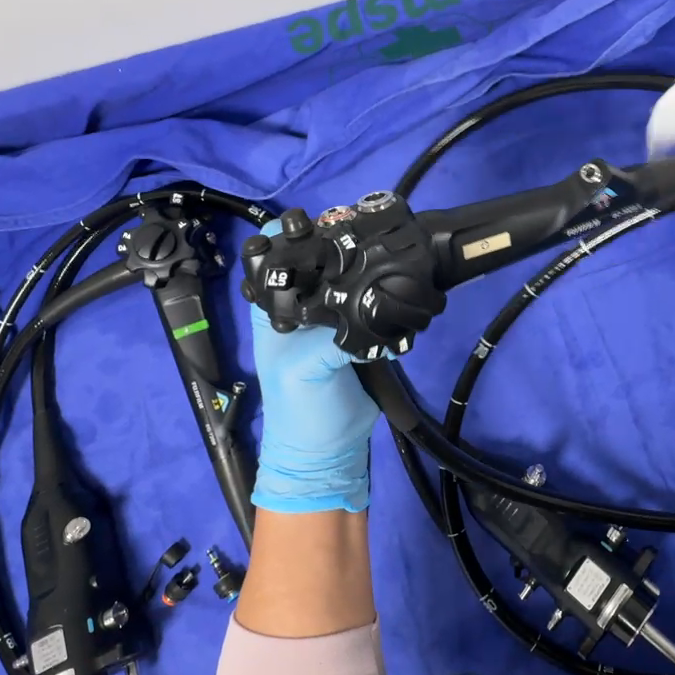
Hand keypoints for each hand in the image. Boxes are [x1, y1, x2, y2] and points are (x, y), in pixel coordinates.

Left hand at [251, 246, 380, 513]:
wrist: (330, 450)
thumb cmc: (302, 410)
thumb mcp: (304, 370)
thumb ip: (328, 336)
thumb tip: (361, 311)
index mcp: (275, 311)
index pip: (275, 258)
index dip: (293, 236)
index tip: (325, 224)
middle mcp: (302, 308)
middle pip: (317, 262)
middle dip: (338, 245)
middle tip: (367, 234)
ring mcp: (331, 320)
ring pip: (346, 279)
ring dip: (365, 267)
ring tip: (387, 253)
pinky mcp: (359, 334)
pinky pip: (370, 304)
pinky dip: (384, 294)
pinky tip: (399, 285)